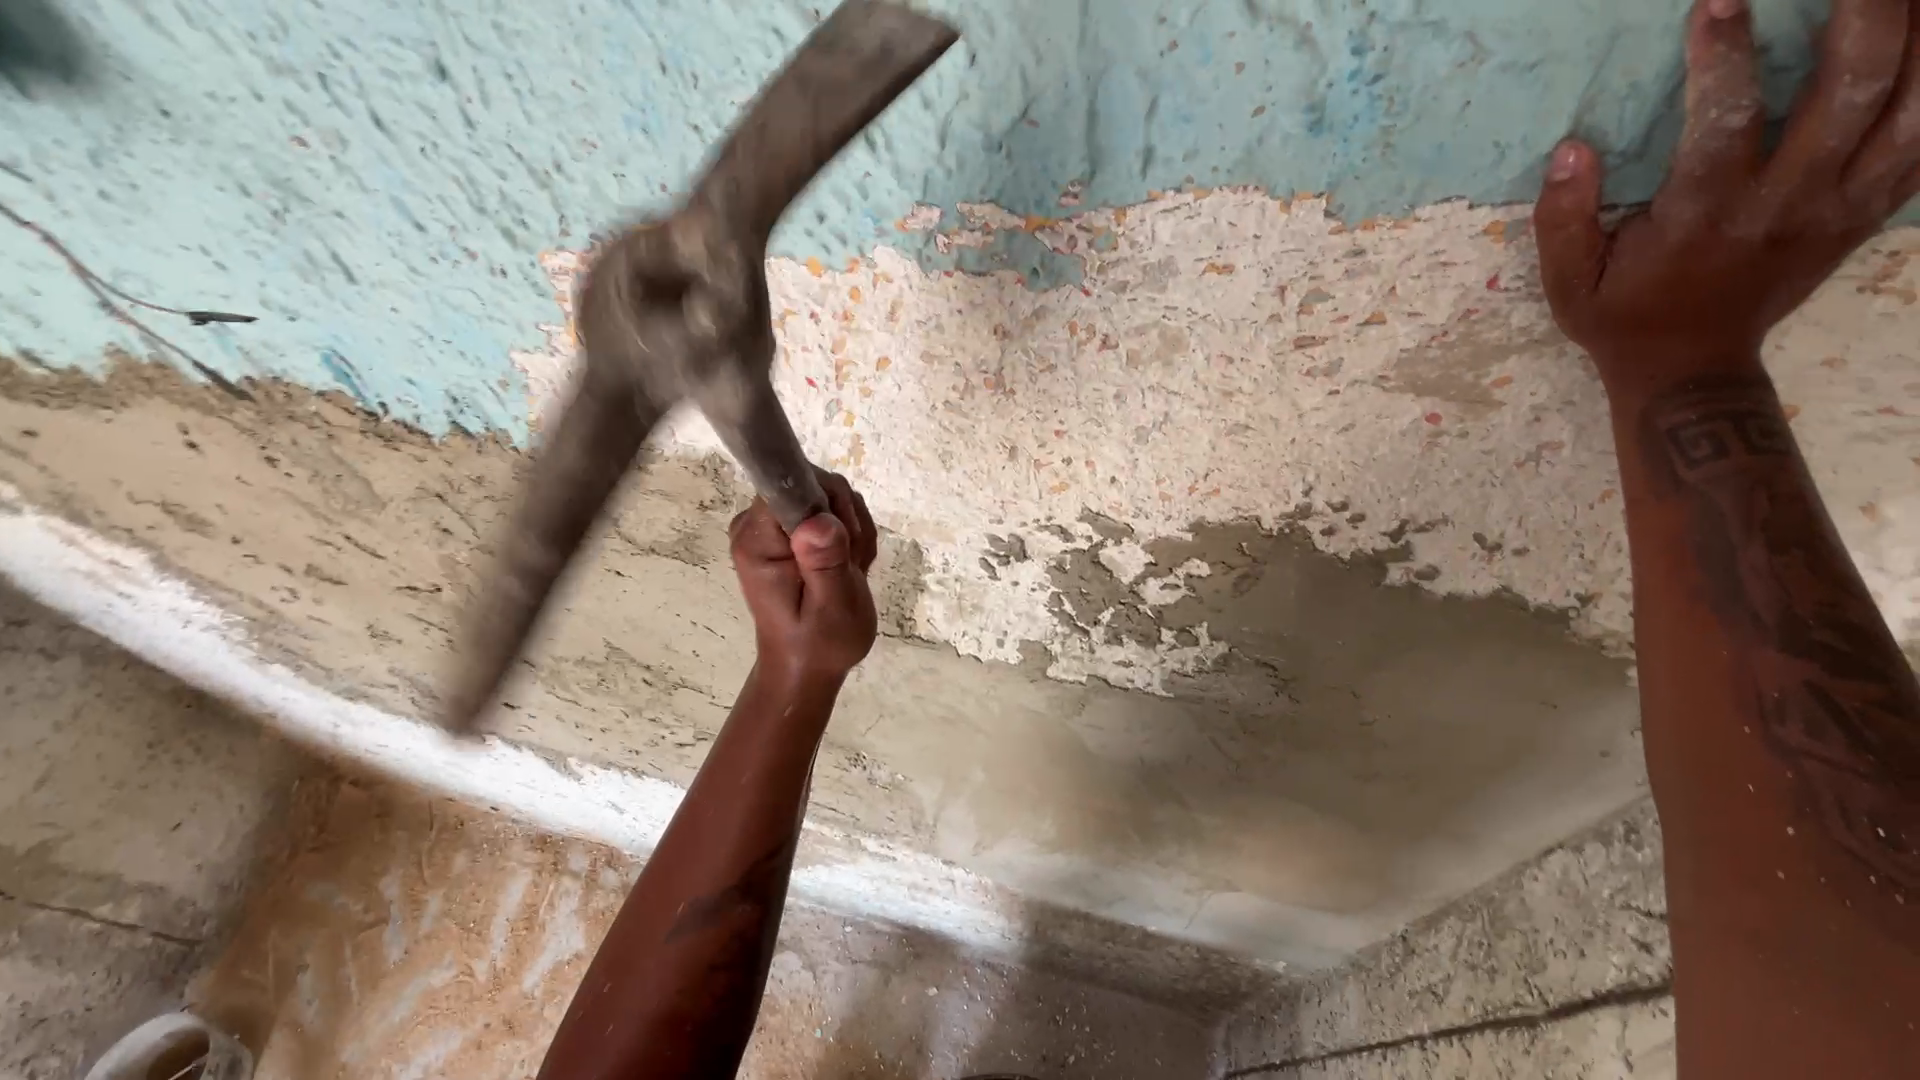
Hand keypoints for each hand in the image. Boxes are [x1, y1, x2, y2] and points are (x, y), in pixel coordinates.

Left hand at [728, 469, 878, 686]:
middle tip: (849, 566)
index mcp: (757, 540)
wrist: (809, 664)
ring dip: (853, 533)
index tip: (845, 544)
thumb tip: (819, 520)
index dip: (831, 507)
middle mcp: (757, 524)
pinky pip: (836, 511)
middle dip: (847, 523)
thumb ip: (825, 562)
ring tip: (848, 572)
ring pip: (833, 497)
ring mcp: (775, 525)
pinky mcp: (792, 529)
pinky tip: (847, 568)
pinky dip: (852, 538)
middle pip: (818, 486)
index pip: (795, 484)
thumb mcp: (832, 607)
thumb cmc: (820, 643)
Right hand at [1535, 0, 1919, 397]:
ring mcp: (1840, 205)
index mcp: (1705, 216)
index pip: (1726, 120)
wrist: (1689, 366)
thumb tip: (1570, 151)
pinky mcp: (1868, 211)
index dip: (1724, 56)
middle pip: (1852, 91)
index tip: (1716, 4)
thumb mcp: (1568, 282)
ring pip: (1914, 104)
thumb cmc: (1621, 318)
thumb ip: (1562, 219)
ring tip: (1897, 0)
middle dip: (1865, 15)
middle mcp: (1786, 203)